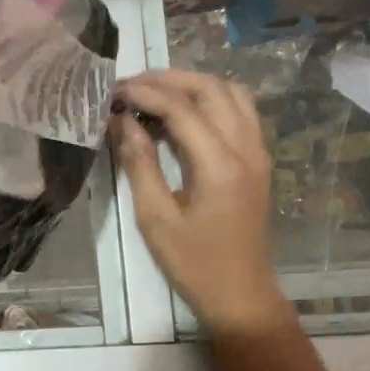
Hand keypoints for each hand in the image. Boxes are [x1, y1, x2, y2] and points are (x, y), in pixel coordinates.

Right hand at [113, 69, 292, 336]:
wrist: (240, 292)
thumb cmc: (192, 261)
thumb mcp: (155, 217)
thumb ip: (139, 164)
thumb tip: (122, 122)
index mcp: (219, 164)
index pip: (182, 107)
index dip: (145, 93)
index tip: (111, 92)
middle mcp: (246, 148)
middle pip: (212, 88)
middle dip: (169, 79)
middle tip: (129, 85)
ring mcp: (257, 151)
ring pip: (231, 93)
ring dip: (192, 84)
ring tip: (153, 92)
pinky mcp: (257, 159)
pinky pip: (239, 111)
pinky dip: (210, 99)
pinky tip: (181, 111)